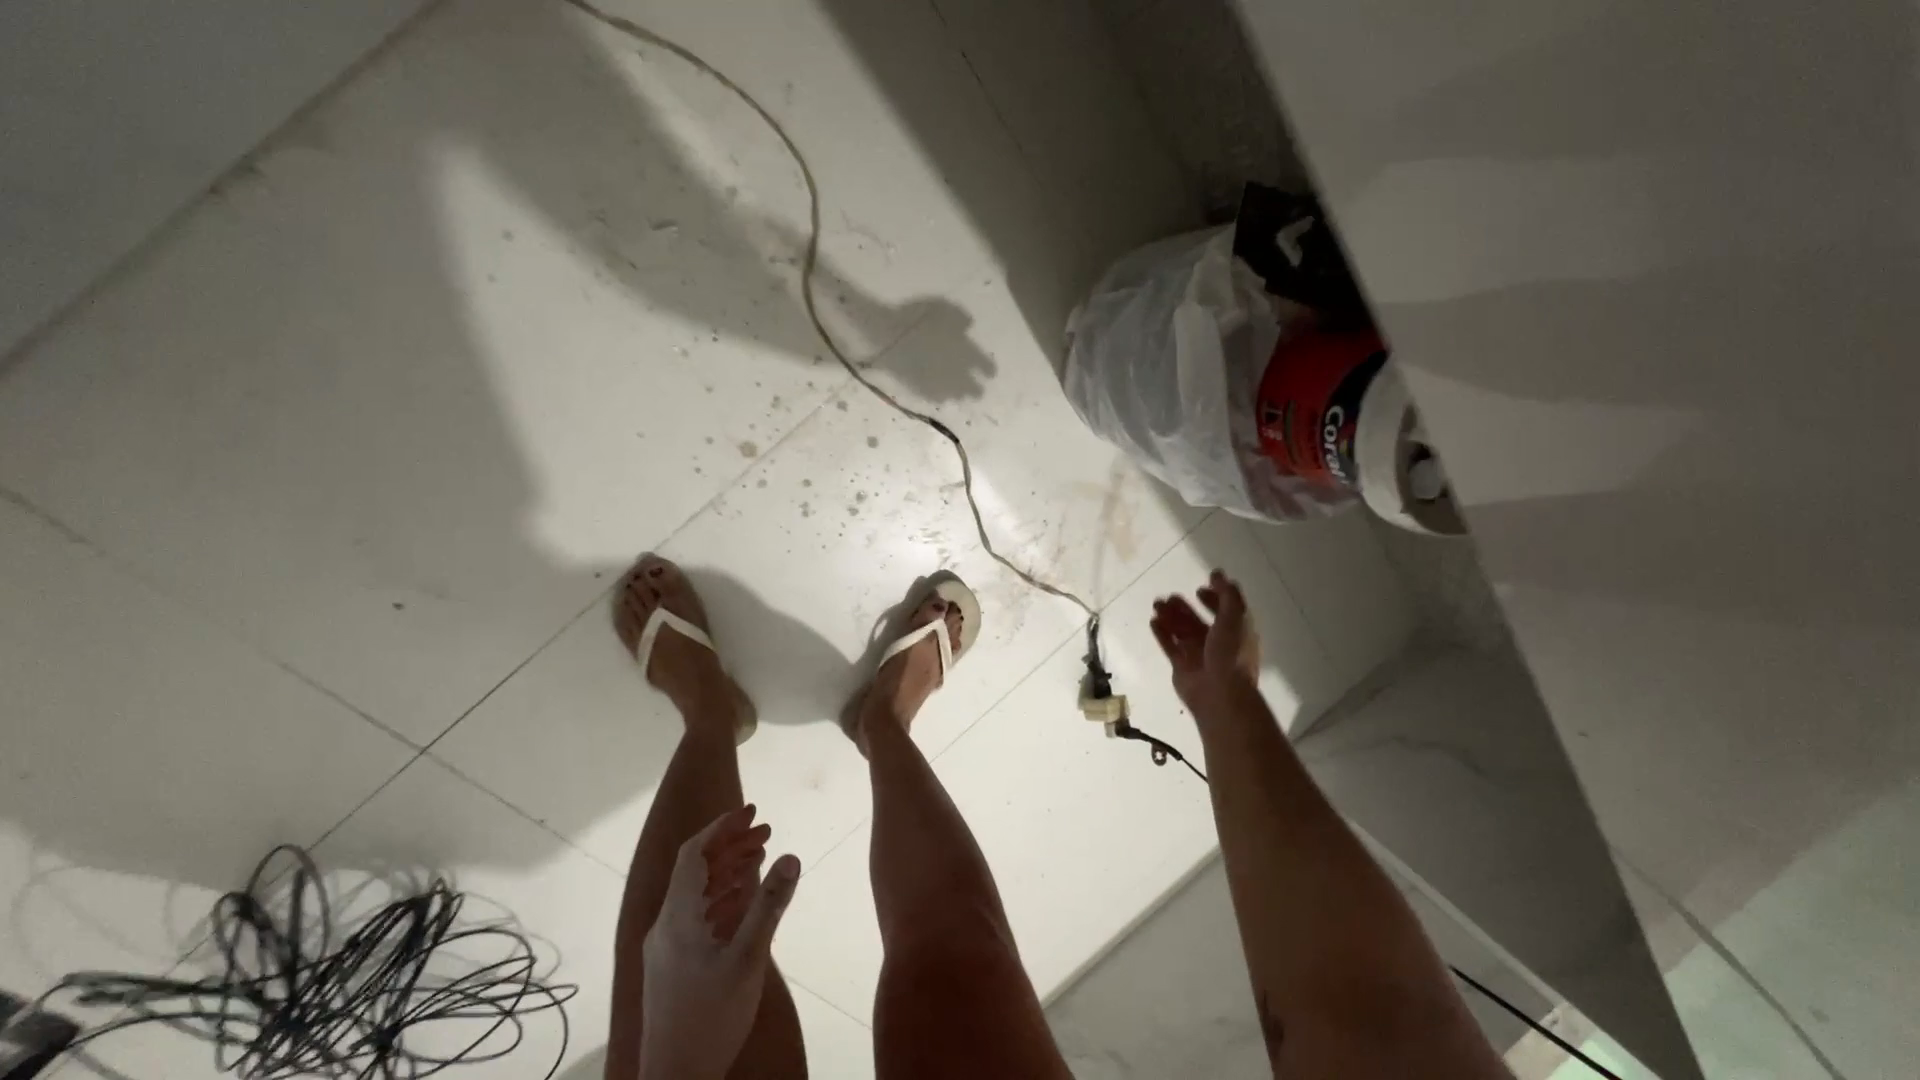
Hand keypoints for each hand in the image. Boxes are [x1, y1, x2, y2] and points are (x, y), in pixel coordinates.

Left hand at [639, 805, 799, 1079]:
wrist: (675, 1078)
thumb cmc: (711, 1016)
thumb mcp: (747, 959)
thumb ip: (769, 906)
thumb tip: (791, 856)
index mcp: (678, 916)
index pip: (694, 855)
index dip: (722, 828)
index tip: (751, 810)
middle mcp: (667, 925)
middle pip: (697, 871)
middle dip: (731, 846)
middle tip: (768, 829)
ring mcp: (668, 946)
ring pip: (698, 894)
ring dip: (728, 871)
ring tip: (762, 855)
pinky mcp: (674, 965)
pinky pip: (697, 916)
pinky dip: (722, 899)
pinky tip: (743, 899)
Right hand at [1151, 569, 1260, 711]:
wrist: (1219, 693)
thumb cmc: (1231, 653)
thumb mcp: (1235, 617)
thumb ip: (1226, 594)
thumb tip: (1217, 573)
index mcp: (1235, 631)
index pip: (1224, 610)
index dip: (1214, 598)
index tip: (1200, 587)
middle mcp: (1217, 642)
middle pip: (1198, 620)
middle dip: (1184, 607)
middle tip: (1169, 596)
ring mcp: (1198, 654)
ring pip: (1181, 630)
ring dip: (1170, 616)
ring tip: (1157, 604)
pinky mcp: (1181, 666)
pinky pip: (1169, 645)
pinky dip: (1161, 633)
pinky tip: (1153, 621)